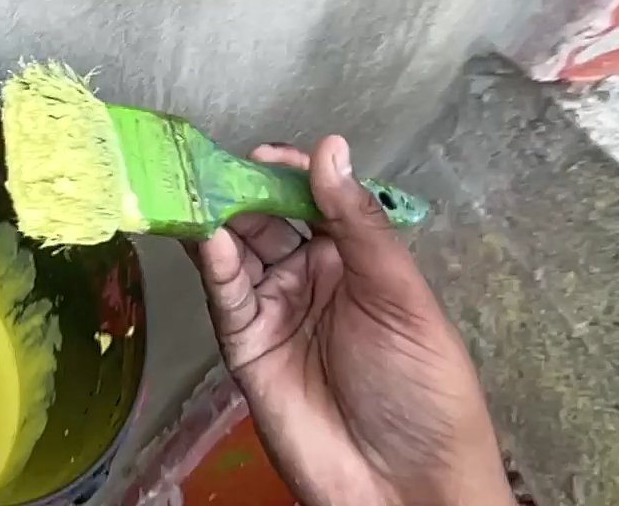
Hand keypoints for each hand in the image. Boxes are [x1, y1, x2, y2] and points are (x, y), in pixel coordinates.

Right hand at [190, 136, 512, 505]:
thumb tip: (331, 147)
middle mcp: (303, 274)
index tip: (265, 154)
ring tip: (195, 191)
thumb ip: (359, 224)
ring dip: (215, 217)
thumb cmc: (423, 394)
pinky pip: (224, 289)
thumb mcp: (403, 300)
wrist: (402, 492)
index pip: (310, 199)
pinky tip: (207, 237)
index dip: (288, 172)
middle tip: (211, 166)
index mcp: (351, 260)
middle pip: (262, 217)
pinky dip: (211, 259)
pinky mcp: (240, 336)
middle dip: (239, 188)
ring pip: (234, 247)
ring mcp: (269, 303)